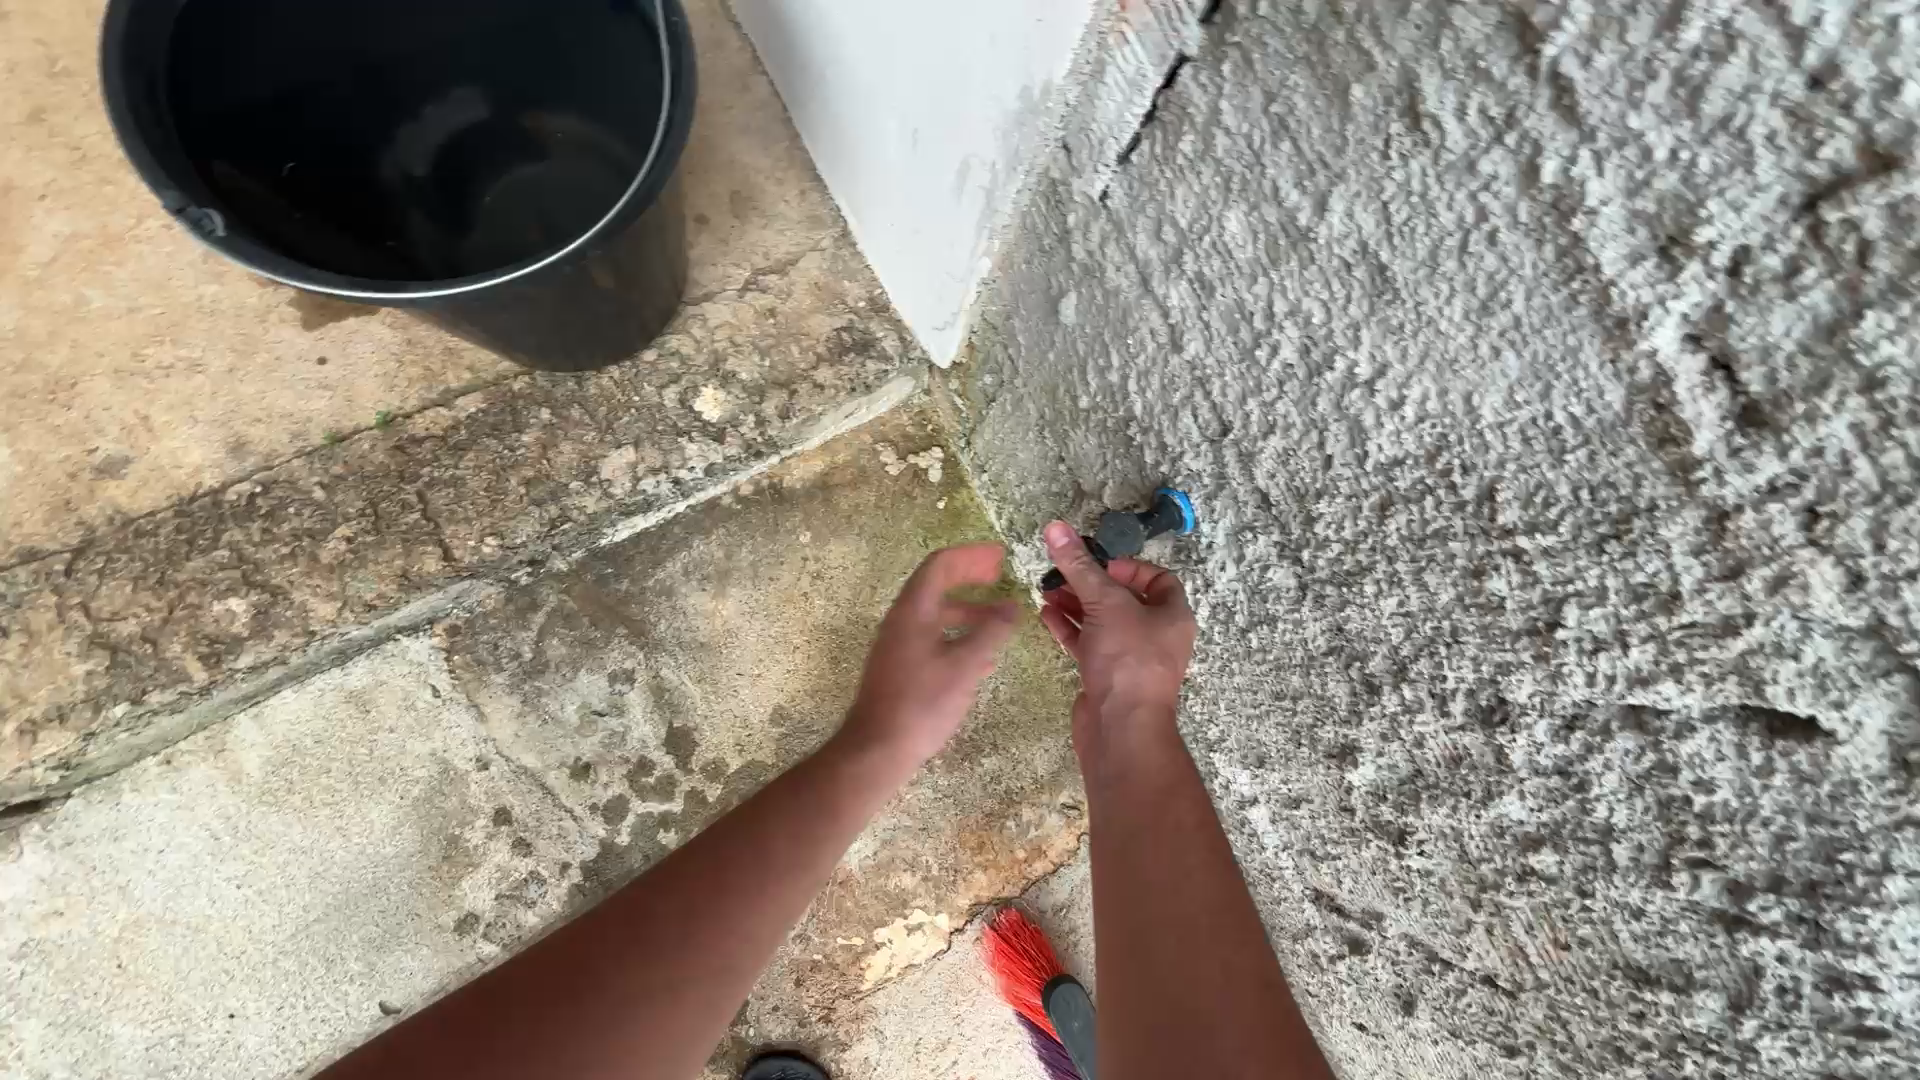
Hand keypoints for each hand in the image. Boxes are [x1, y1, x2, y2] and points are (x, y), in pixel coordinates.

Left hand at [838, 544, 1019, 768]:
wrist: (877, 747)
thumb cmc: (921, 702)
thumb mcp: (964, 665)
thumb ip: (990, 632)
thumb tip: (1012, 608)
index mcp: (913, 610)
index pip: (940, 565)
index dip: (971, 556)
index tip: (999, 556)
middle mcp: (901, 619)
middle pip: (936, 584)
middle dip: (968, 576)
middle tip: (998, 574)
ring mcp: (898, 643)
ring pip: (936, 613)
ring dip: (967, 609)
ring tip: (999, 619)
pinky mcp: (899, 665)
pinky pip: (932, 636)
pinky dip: (957, 634)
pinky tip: (981, 656)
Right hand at [1037, 520, 1196, 750]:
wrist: (1121, 728)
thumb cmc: (1127, 659)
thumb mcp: (1104, 603)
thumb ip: (1078, 566)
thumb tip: (1055, 527)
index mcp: (1172, 615)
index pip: (1158, 579)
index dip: (1129, 567)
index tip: (1099, 565)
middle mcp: (1155, 635)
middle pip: (1122, 599)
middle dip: (1090, 585)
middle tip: (1061, 574)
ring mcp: (1129, 658)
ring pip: (1101, 622)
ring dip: (1075, 605)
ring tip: (1046, 591)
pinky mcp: (1106, 676)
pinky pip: (1087, 643)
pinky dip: (1069, 628)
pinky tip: (1046, 614)